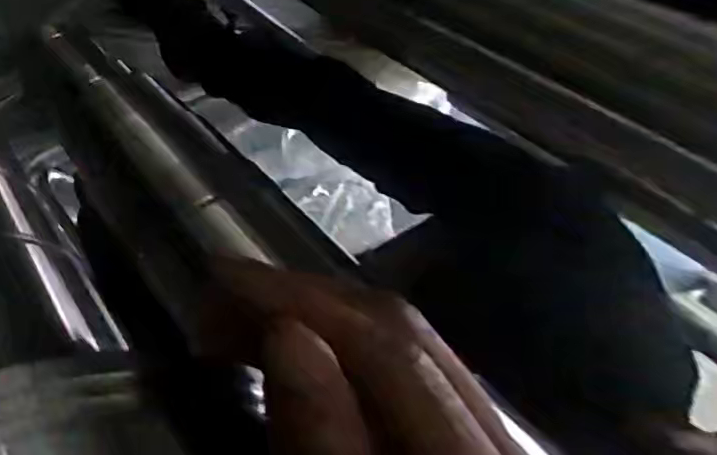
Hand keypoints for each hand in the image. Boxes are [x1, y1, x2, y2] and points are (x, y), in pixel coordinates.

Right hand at [201, 259, 527, 454]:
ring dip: (313, 310)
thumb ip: (324, 442)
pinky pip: (409, 362)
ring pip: (406, 335)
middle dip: (297, 295)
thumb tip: (285, 332)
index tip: (213, 277)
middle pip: (399, 327)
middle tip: (220, 301)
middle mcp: (503, 434)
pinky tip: (298, 346)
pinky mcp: (478, 433)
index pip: (386, 348)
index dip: (294, 298)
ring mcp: (498, 432)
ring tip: (246, 321)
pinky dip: (342, 338)